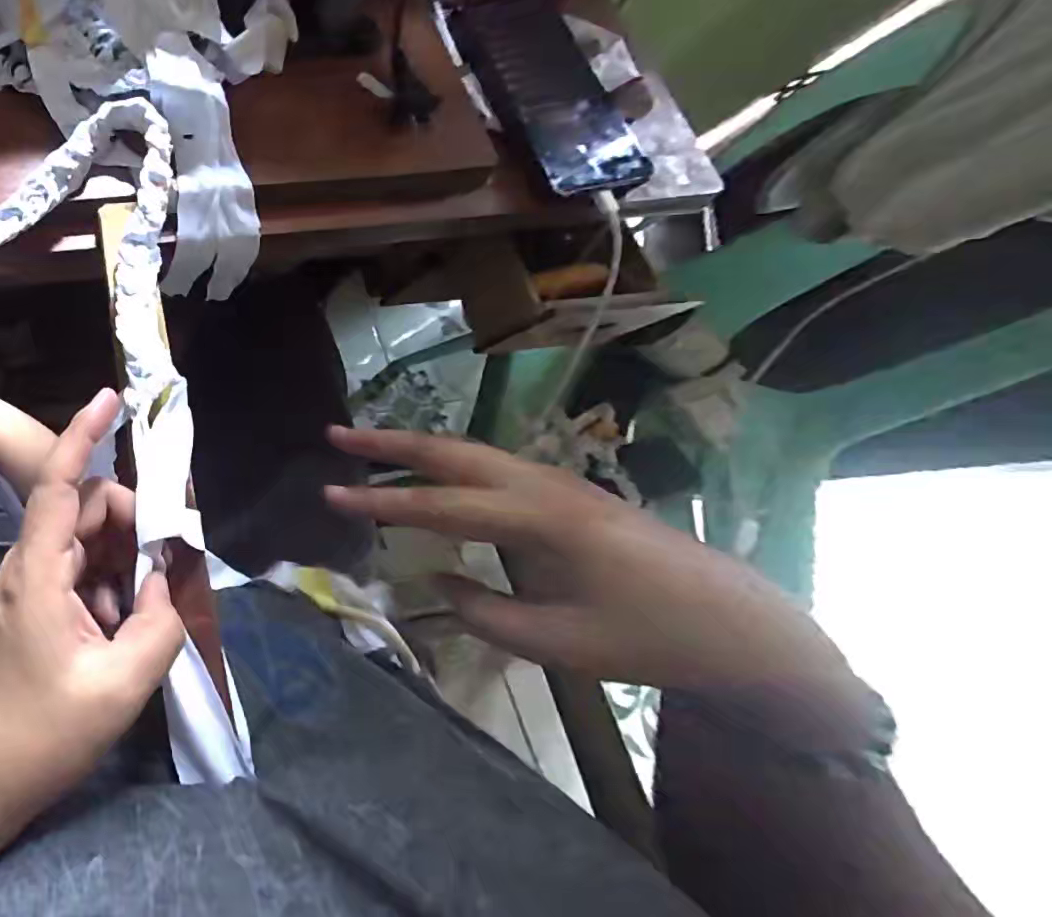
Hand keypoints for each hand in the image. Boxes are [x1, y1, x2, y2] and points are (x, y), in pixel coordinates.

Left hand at [0, 389, 185, 822]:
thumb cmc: (44, 733)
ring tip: (146, 606)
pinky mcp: (40, 600)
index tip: (110, 397)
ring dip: (127, 556)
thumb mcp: (119, 684)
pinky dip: (114, 580)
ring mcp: (33, 580)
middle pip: (88, 506)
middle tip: (170, 561)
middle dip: (134, 520)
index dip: (83, 434)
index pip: (61, 483)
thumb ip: (159, 623)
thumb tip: (168, 577)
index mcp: (38, 570)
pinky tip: (125, 624)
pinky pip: (86, 566)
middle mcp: (31, 562)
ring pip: (91, 536)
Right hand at [324, 427, 864, 708]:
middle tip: (335, 434)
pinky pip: (487, 463)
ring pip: (468, 451)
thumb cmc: (654, 639)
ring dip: (413, 445)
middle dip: (387, 442)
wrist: (748, 627)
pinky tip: (426, 470)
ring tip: (365, 444)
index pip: (440, 505)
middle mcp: (543, 485)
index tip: (330, 495)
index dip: (380, 501)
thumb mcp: (561, 643)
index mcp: (542, 520)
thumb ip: (484, 612)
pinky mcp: (562, 490)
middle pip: (450, 451)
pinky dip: (443, 459)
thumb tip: (439, 579)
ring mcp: (555, 481)